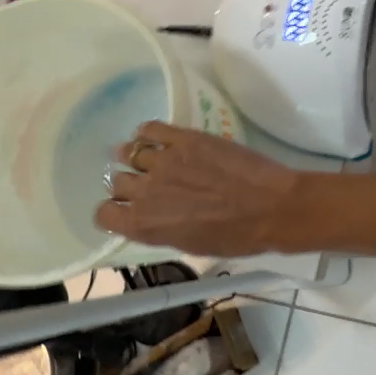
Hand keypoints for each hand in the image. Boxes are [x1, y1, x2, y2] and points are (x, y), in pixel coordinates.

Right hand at [94, 121, 305, 256]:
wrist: (271, 207)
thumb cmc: (237, 236)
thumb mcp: (191, 245)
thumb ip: (162, 229)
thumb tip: (153, 217)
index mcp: (145, 226)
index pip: (104, 214)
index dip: (114, 210)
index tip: (126, 207)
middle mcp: (145, 192)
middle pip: (117, 182)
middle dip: (129, 183)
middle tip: (150, 182)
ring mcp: (164, 161)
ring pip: (130, 153)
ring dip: (136, 155)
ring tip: (151, 157)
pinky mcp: (184, 138)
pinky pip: (151, 128)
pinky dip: (148, 132)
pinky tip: (156, 136)